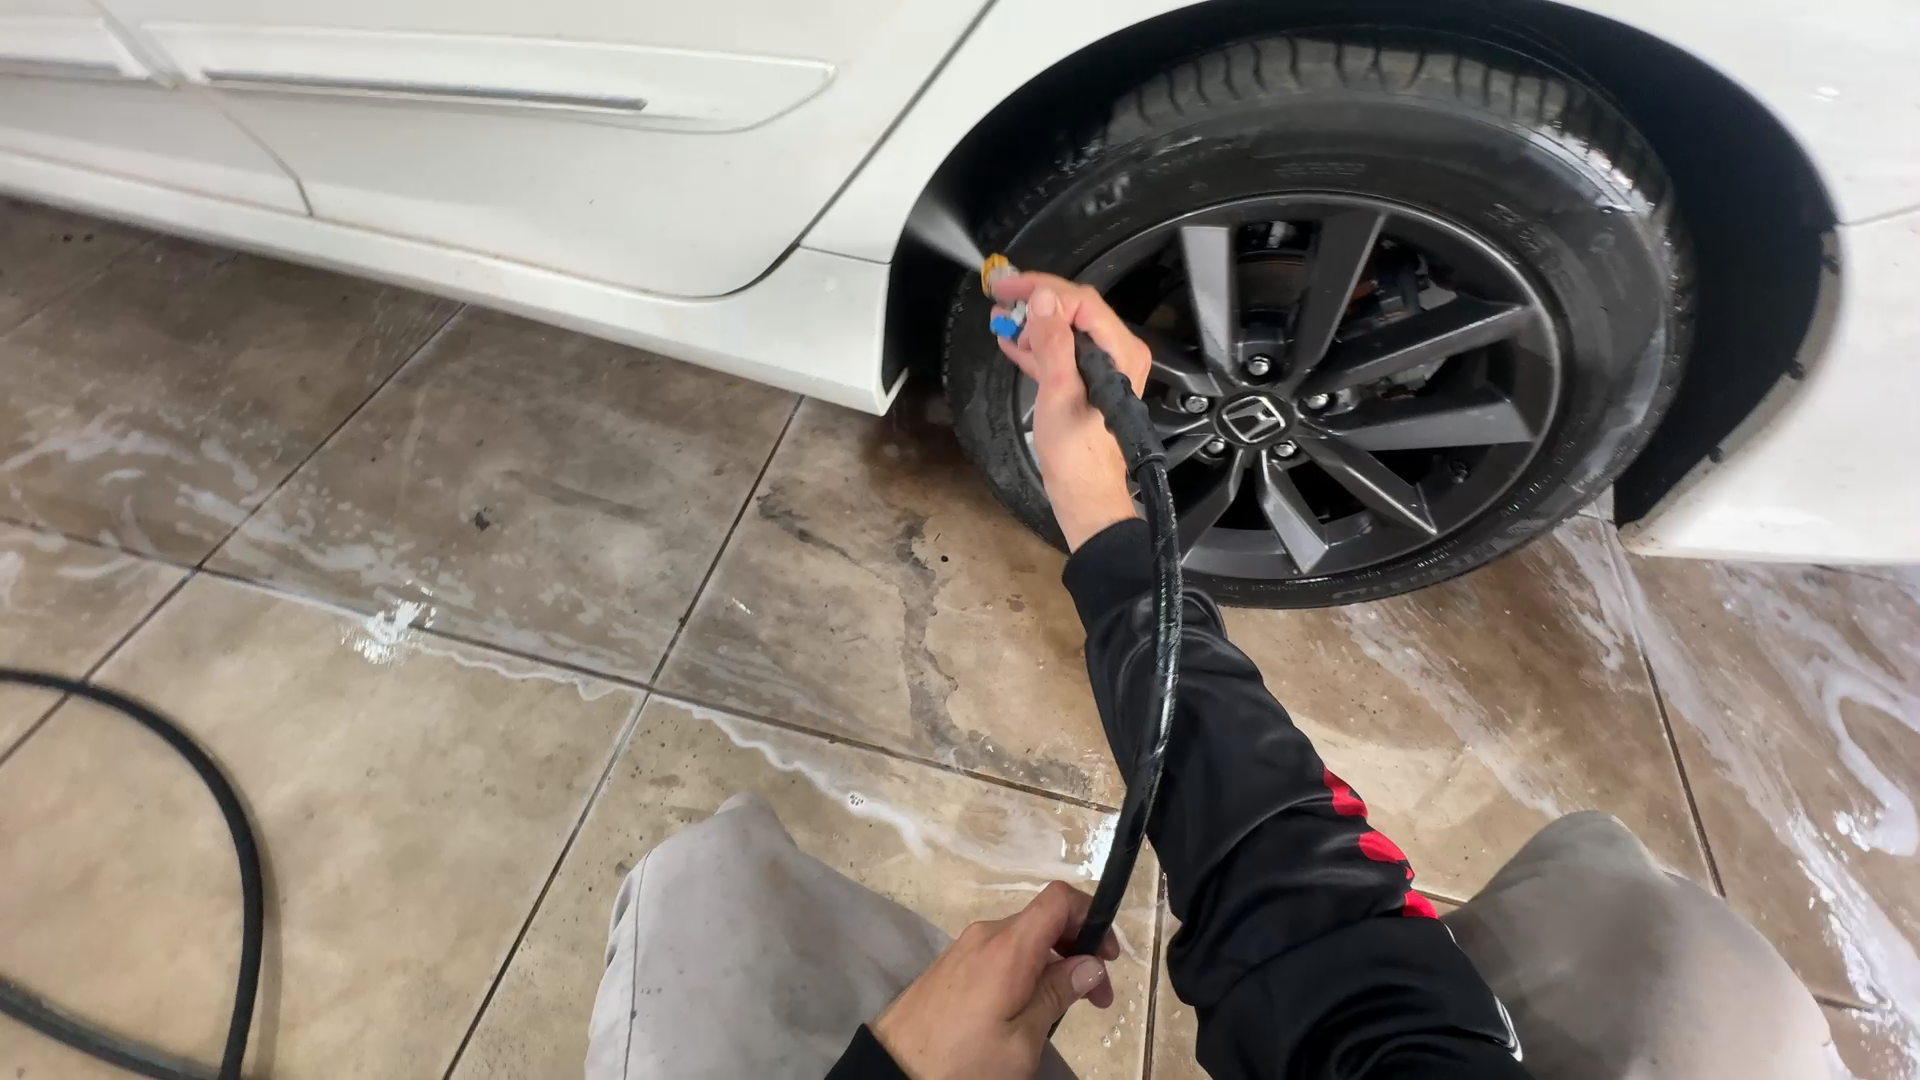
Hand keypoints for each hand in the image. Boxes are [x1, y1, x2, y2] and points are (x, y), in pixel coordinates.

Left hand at [870, 880, 1119, 1079]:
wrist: (894, 1067)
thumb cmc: (964, 1060)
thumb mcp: (1021, 1041)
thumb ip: (1057, 995)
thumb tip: (1090, 963)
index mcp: (1009, 946)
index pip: (1057, 898)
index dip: (1090, 914)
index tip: (1106, 955)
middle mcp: (988, 933)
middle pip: (1044, 919)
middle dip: (1078, 948)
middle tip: (1097, 998)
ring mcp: (968, 944)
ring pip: (1025, 936)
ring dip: (1054, 961)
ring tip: (1065, 1007)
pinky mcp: (956, 960)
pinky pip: (1003, 949)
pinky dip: (1028, 966)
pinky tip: (1031, 1003)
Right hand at [991, 273, 1153, 550]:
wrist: (1084, 495)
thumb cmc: (1077, 453)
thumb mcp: (1059, 391)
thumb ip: (1054, 342)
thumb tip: (1043, 299)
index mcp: (1119, 352)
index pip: (1081, 301)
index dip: (1042, 288)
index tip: (1008, 287)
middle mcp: (1114, 355)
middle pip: (1073, 312)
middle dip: (1035, 304)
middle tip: (1000, 301)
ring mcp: (1099, 370)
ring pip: (1063, 332)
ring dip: (1032, 325)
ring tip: (1001, 323)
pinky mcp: (1083, 386)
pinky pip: (1059, 355)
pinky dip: (1036, 347)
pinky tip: (1012, 342)